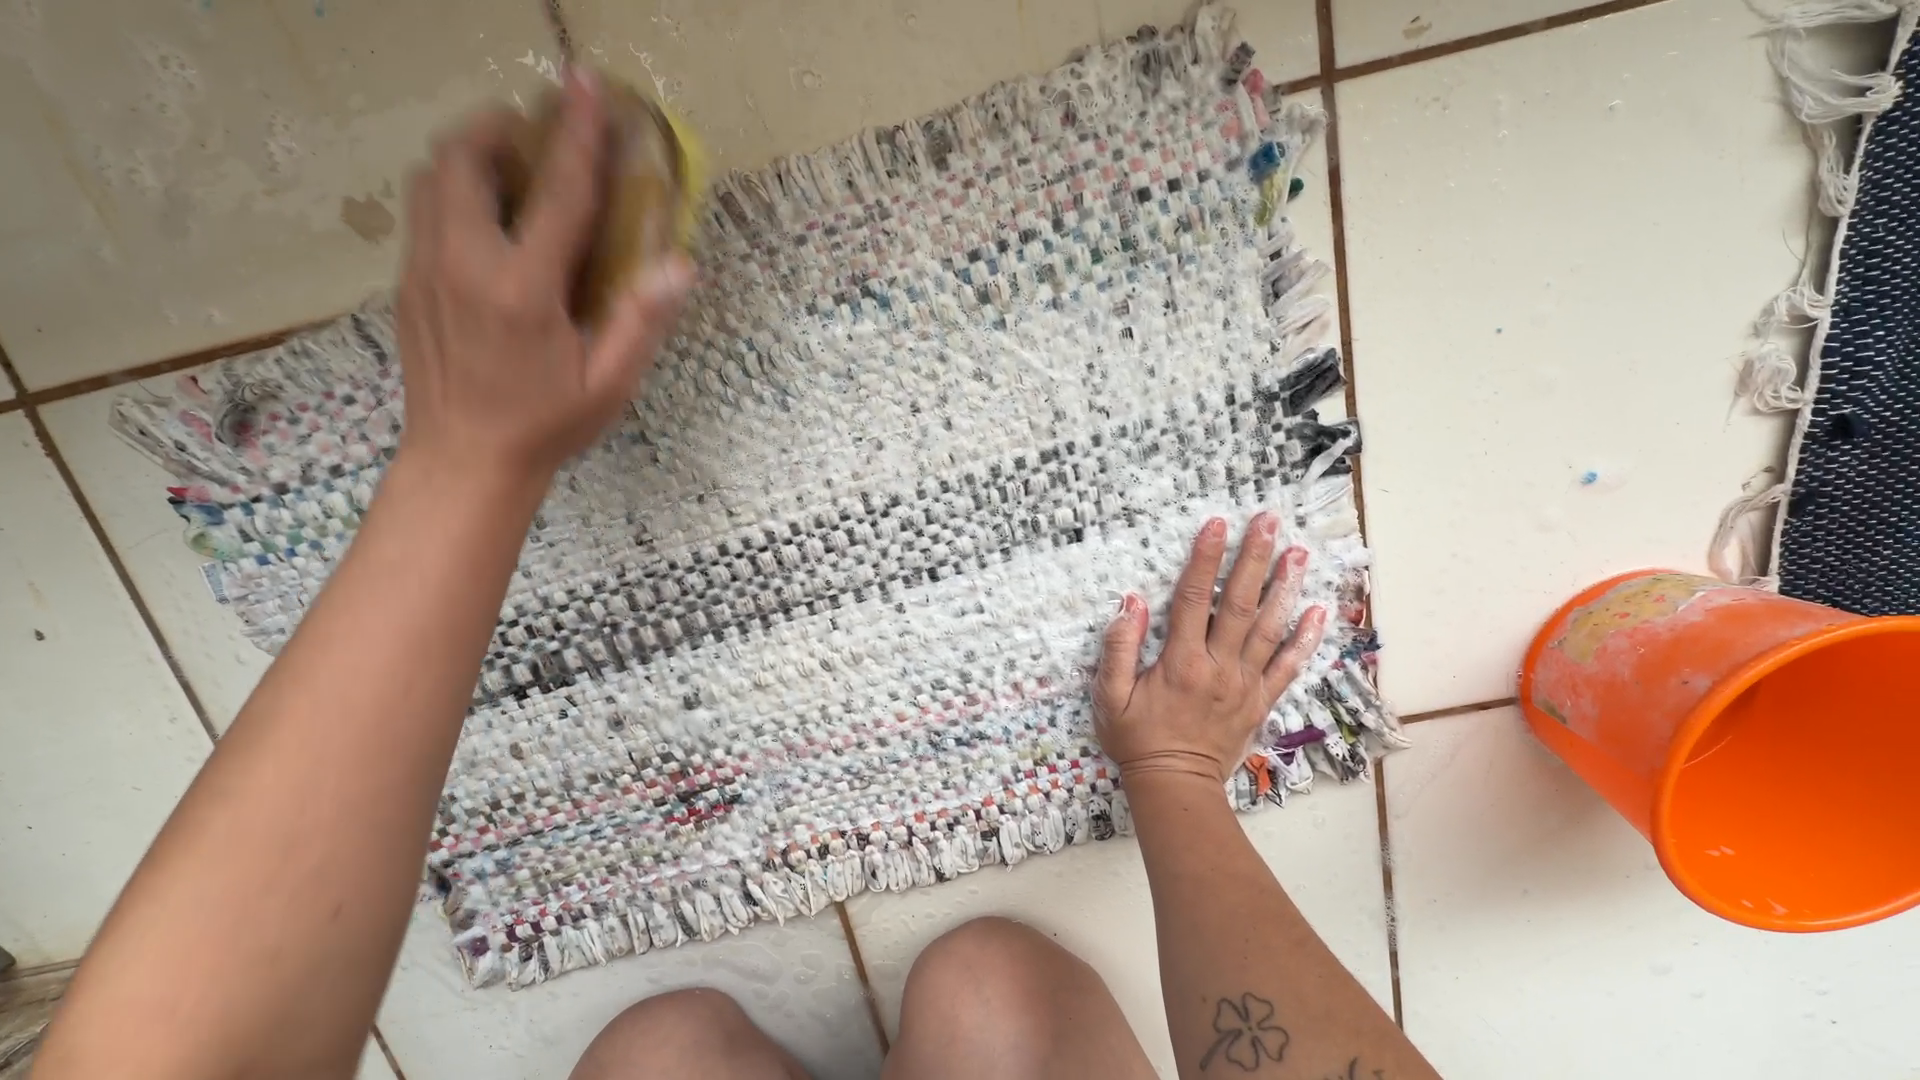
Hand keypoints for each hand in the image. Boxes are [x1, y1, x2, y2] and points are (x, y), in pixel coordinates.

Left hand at [395, 68, 694, 487]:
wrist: (464, 461)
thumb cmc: (547, 426)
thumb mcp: (609, 384)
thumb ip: (642, 322)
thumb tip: (681, 266)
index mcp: (520, 290)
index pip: (556, 194)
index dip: (578, 136)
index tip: (585, 86)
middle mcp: (462, 265)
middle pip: (462, 160)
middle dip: (499, 130)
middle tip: (539, 137)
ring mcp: (424, 271)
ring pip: (430, 178)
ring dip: (470, 156)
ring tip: (513, 172)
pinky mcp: (407, 285)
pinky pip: (424, 213)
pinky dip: (454, 192)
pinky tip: (490, 225)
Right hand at [1093, 514, 1326, 785]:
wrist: (1174, 785)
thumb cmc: (1136, 738)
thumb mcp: (1110, 696)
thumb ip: (1119, 648)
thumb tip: (1131, 603)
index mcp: (1181, 662)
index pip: (1194, 597)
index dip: (1206, 558)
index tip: (1217, 524)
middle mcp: (1219, 667)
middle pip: (1240, 603)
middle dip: (1255, 558)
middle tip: (1269, 522)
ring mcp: (1245, 684)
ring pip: (1269, 628)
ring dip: (1285, 587)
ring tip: (1299, 553)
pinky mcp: (1260, 701)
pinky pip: (1287, 666)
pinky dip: (1304, 639)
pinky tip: (1319, 612)